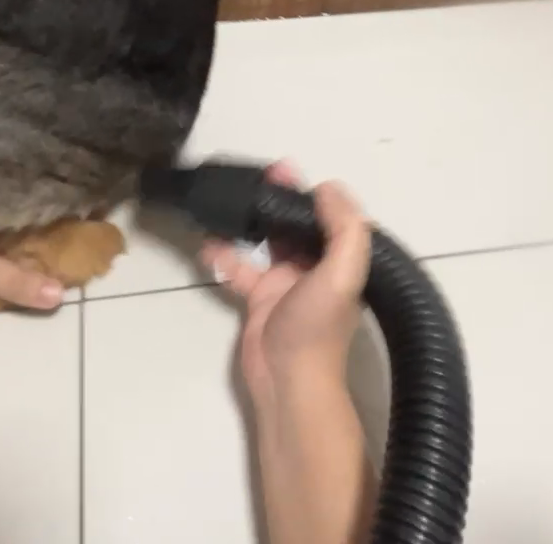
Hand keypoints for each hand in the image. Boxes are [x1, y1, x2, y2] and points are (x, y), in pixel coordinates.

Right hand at [200, 164, 369, 395]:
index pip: (331, 216)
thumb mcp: (342, 275)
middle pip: (300, 223)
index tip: (291, 171)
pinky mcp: (259, 298)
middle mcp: (317, 268)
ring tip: (237, 195)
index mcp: (341, 262)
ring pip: (271, 240)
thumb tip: (329, 187)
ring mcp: (286, 282)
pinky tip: (208, 242)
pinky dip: (225, 255)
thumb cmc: (317, 327)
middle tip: (265, 173)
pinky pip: (240, 268)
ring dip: (256, 219)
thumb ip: (344, 230)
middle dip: (285, 197)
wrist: (287, 382)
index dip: (315, 192)